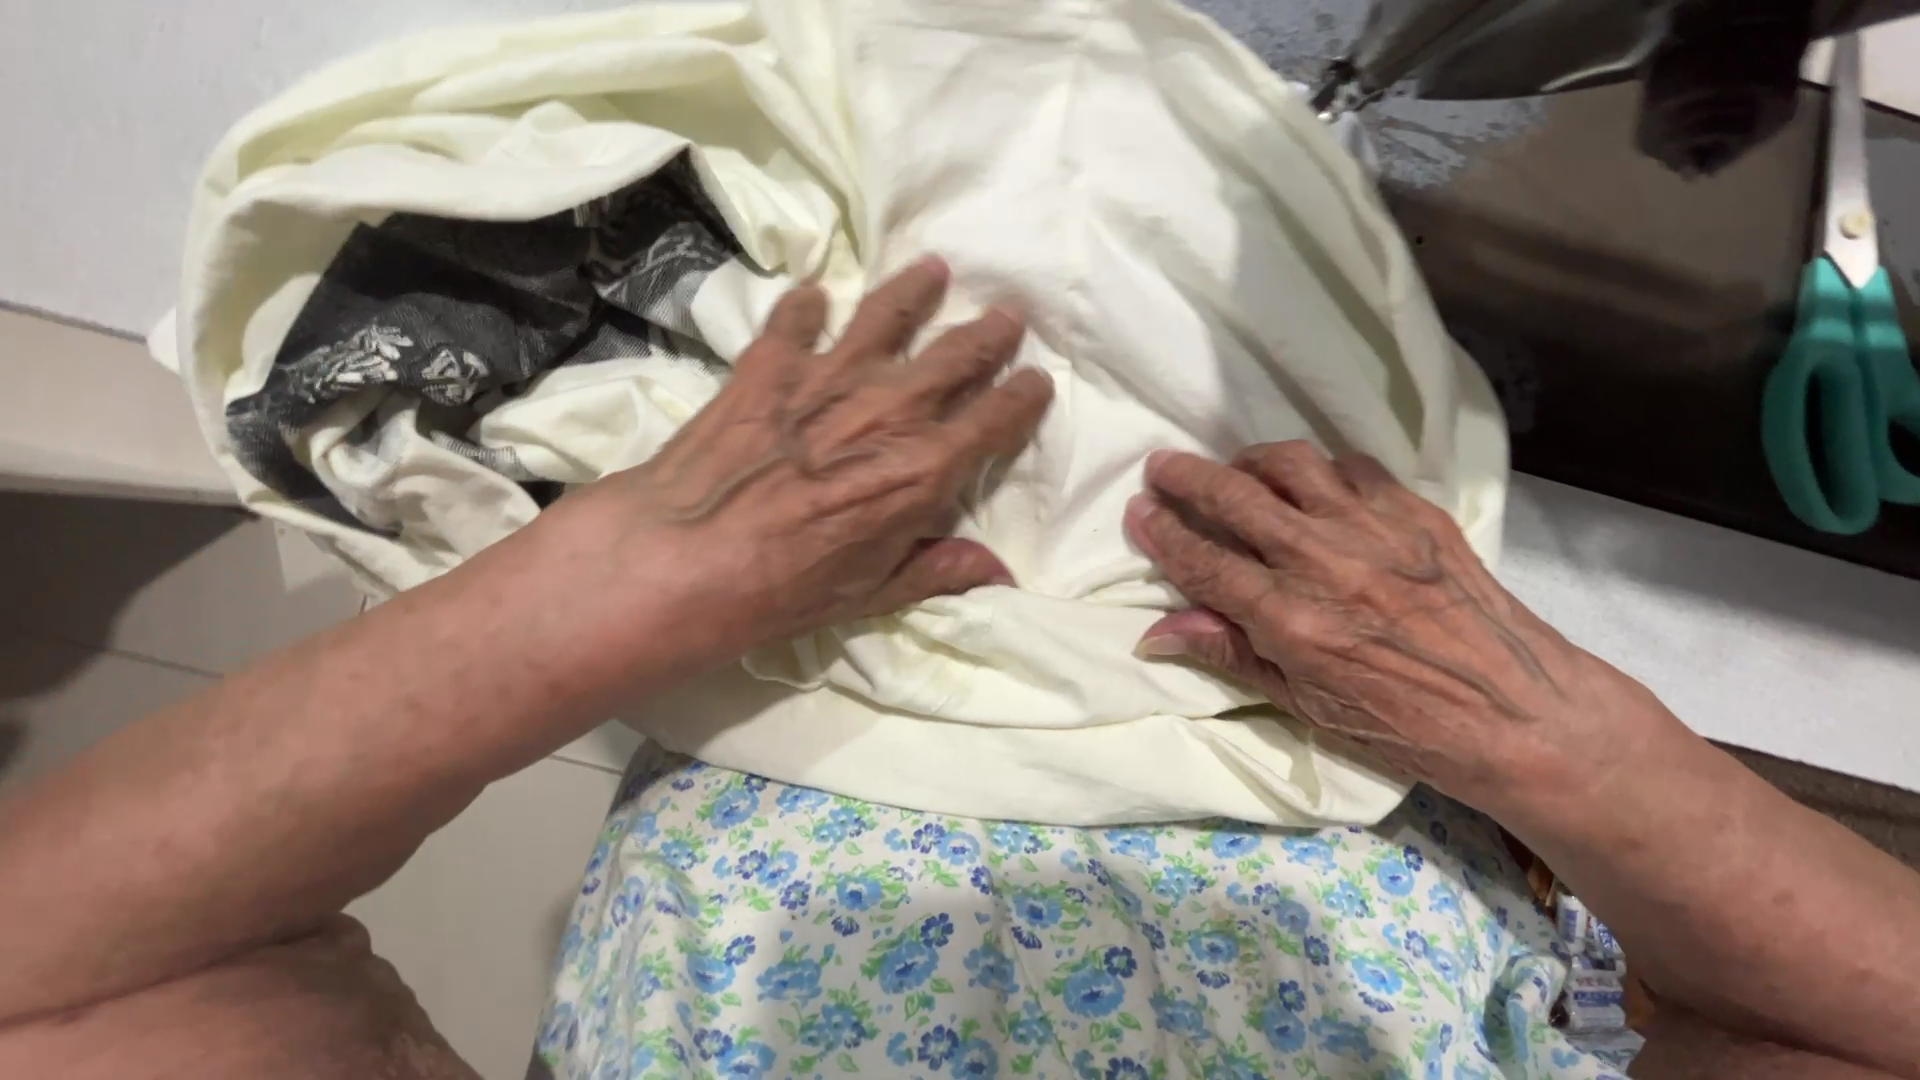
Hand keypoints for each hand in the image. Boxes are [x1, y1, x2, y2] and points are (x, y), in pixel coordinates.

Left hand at [546, 255, 1052, 666]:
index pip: (995, 420)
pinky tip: (813, 294)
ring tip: (933, 270)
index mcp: (924, 469)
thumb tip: (1000, 573)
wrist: (685, 556)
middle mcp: (889, 410)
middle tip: (1008, 314)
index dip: (1023, 398)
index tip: (1037, 381)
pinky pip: (795, 320)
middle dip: (989, 334)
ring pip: (887, 316)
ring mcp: (828, 378)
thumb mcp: (873, 594)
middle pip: (956, 356)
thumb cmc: (786, 588)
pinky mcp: (769, 365)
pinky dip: (807, 305)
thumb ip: (939, 570)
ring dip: (915, 291)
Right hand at [1123, 442, 1674, 813]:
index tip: (1137, 510)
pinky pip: (1352, 467)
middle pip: (1236, 498)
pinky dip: (1319, 469)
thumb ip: (1230, 655)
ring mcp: (1375, 530)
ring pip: (1292, 465)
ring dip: (1250, 459)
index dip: (1163, 533)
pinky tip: (1313, 485)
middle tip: (1161, 466)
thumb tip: (1155, 634)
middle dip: (1187, 477)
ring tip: (1235, 468)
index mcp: (1292, 620)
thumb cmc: (1403, 725)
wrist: (1522, 715)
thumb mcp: (1305, 706)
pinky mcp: (1417, 513)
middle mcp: (1326, 563)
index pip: (1205, 562)